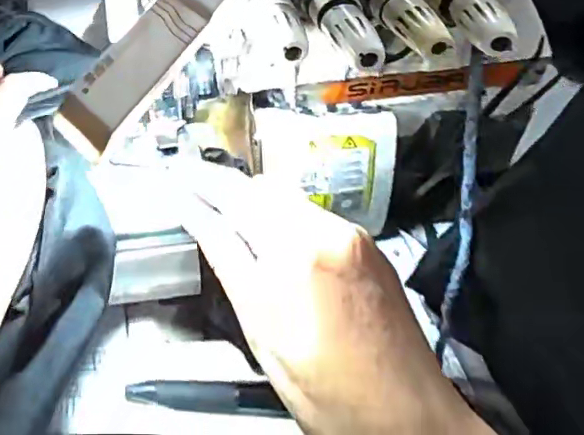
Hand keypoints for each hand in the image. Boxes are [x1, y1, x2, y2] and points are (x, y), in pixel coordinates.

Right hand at [177, 161, 492, 434]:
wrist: (416, 419)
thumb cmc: (331, 395)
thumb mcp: (264, 338)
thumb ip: (230, 270)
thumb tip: (200, 223)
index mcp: (285, 269)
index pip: (221, 217)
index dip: (190, 197)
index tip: (168, 182)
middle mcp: (314, 237)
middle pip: (247, 191)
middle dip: (210, 180)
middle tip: (182, 173)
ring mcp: (342, 231)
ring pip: (274, 190)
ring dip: (241, 188)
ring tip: (213, 188)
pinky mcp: (360, 236)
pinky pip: (302, 204)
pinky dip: (272, 202)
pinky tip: (260, 213)